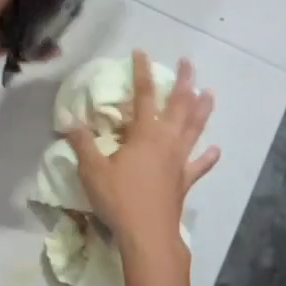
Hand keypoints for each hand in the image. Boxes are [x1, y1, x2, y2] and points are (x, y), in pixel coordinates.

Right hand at [65, 51, 218, 261]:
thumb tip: (70, 121)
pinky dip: (207, 157)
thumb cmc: (118, 198)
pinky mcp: (184, 181)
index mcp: (144, 134)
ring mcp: (179, 161)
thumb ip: (82, 143)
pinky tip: (215, 150)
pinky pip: (199, 165)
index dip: (141, 73)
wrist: (147, 232)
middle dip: (183, 82)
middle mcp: (166, 141)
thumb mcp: (92, 170)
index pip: (143, 95)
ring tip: (210, 93)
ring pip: (194, 129)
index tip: (141, 52)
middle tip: (188, 63)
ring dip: (202, 110)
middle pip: (178, 105)